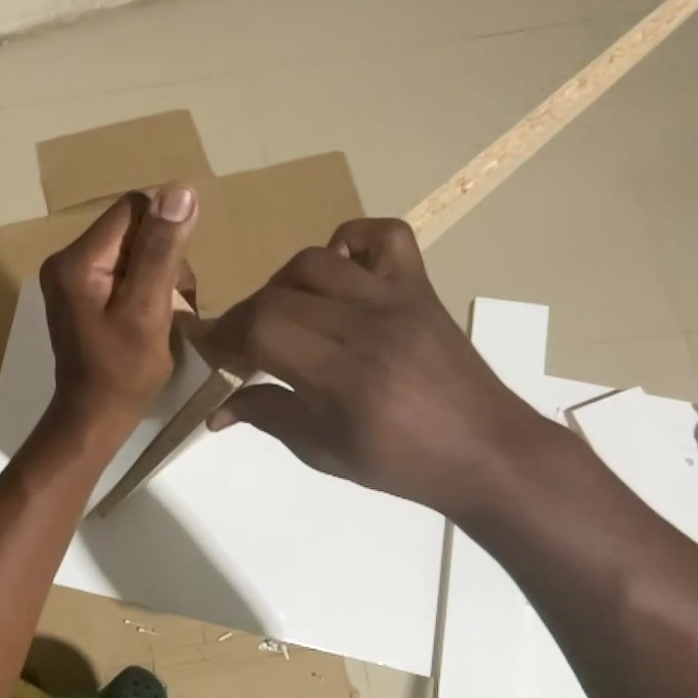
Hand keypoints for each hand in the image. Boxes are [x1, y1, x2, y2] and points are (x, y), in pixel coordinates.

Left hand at [38, 185, 198, 440]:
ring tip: (162, 317)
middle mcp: (66, 260)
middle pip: (135, 229)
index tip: (169, 281)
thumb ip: (162, 251)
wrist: (95, 415)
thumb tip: (179, 190)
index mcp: (75, 260)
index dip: (164, 236)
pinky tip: (150, 319)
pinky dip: (146, 290)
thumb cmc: (123, 370)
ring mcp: (72, 278)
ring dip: (160, 278)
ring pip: (136, 250)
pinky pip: (125, 271)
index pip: (134, 209)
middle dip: (164, 261)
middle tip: (169, 306)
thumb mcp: (148, 309)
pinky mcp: (82, 294)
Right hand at [203, 218, 559, 515]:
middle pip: (278, 295)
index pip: (261, 329)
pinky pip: (384, 236)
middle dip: (243, 317)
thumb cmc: (399, 462)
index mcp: (341, 377)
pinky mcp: (420, 289)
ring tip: (282, 313)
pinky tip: (336, 272)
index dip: (224, 336)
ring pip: (316, 261)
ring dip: (281, 284)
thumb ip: (267, 417)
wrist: (486, 450)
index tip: (211, 353)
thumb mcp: (321, 451)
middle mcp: (367, 328)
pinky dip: (350, 240)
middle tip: (239, 345)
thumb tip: (216, 410)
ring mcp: (398, 301)